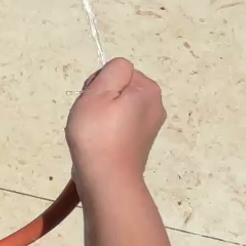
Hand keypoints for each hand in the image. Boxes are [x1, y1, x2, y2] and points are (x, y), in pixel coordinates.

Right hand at [65, 57, 165, 196]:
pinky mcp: (141, 140)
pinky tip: (100, 141)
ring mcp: (150, 124)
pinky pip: (120, 123)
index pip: (117, 70)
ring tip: (93, 131)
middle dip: (101, 97)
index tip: (91, 101)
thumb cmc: (97, 134)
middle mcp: (155, 104)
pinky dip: (108, 128)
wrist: (106, 177)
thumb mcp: (98, 92)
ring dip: (102, 113)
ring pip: (118, 105)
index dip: (99, 83)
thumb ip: (112, 71)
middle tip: (90, 117)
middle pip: (119, 87)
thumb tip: (120, 68)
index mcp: (147, 89)